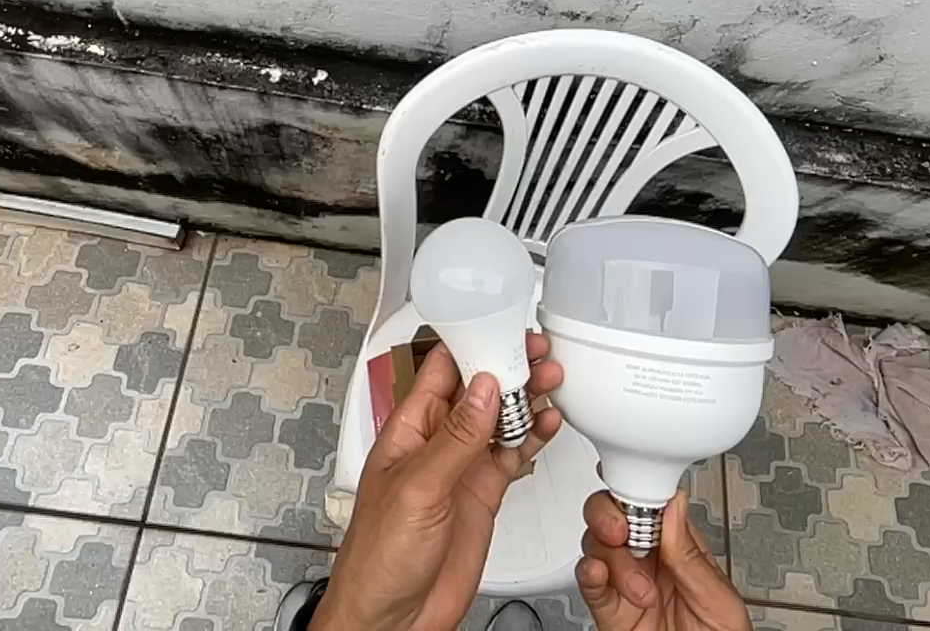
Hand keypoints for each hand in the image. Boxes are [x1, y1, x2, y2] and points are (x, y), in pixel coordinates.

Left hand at [312, 334, 563, 630]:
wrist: (392, 621)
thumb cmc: (377, 556)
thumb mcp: (417, 490)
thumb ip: (455, 439)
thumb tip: (483, 390)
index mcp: (411, 426)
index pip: (443, 368)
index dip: (472, 343)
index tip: (503, 327)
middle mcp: (438, 439)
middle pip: (478, 387)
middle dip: (508, 364)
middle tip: (539, 350)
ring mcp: (463, 464)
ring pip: (500, 417)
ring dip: (526, 396)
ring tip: (552, 378)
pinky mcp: (484, 490)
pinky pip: (512, 452)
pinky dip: (533, 436)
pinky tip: (549, 422)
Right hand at [577, 489, 750, 630]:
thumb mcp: (720, 604)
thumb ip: (691, 556)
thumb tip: (674, 503)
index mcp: (680, 551)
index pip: (653, 503)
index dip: (638, 488)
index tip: (634, 488)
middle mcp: (649, 562)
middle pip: (614, 514)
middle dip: (609, 513)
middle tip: (621, 530)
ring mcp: (626, 584)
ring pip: (597, 542)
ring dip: (607, 553)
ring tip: (634, 584)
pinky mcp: (608, 611)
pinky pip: (588, 581)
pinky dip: (587, 572)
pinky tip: (597, 574)